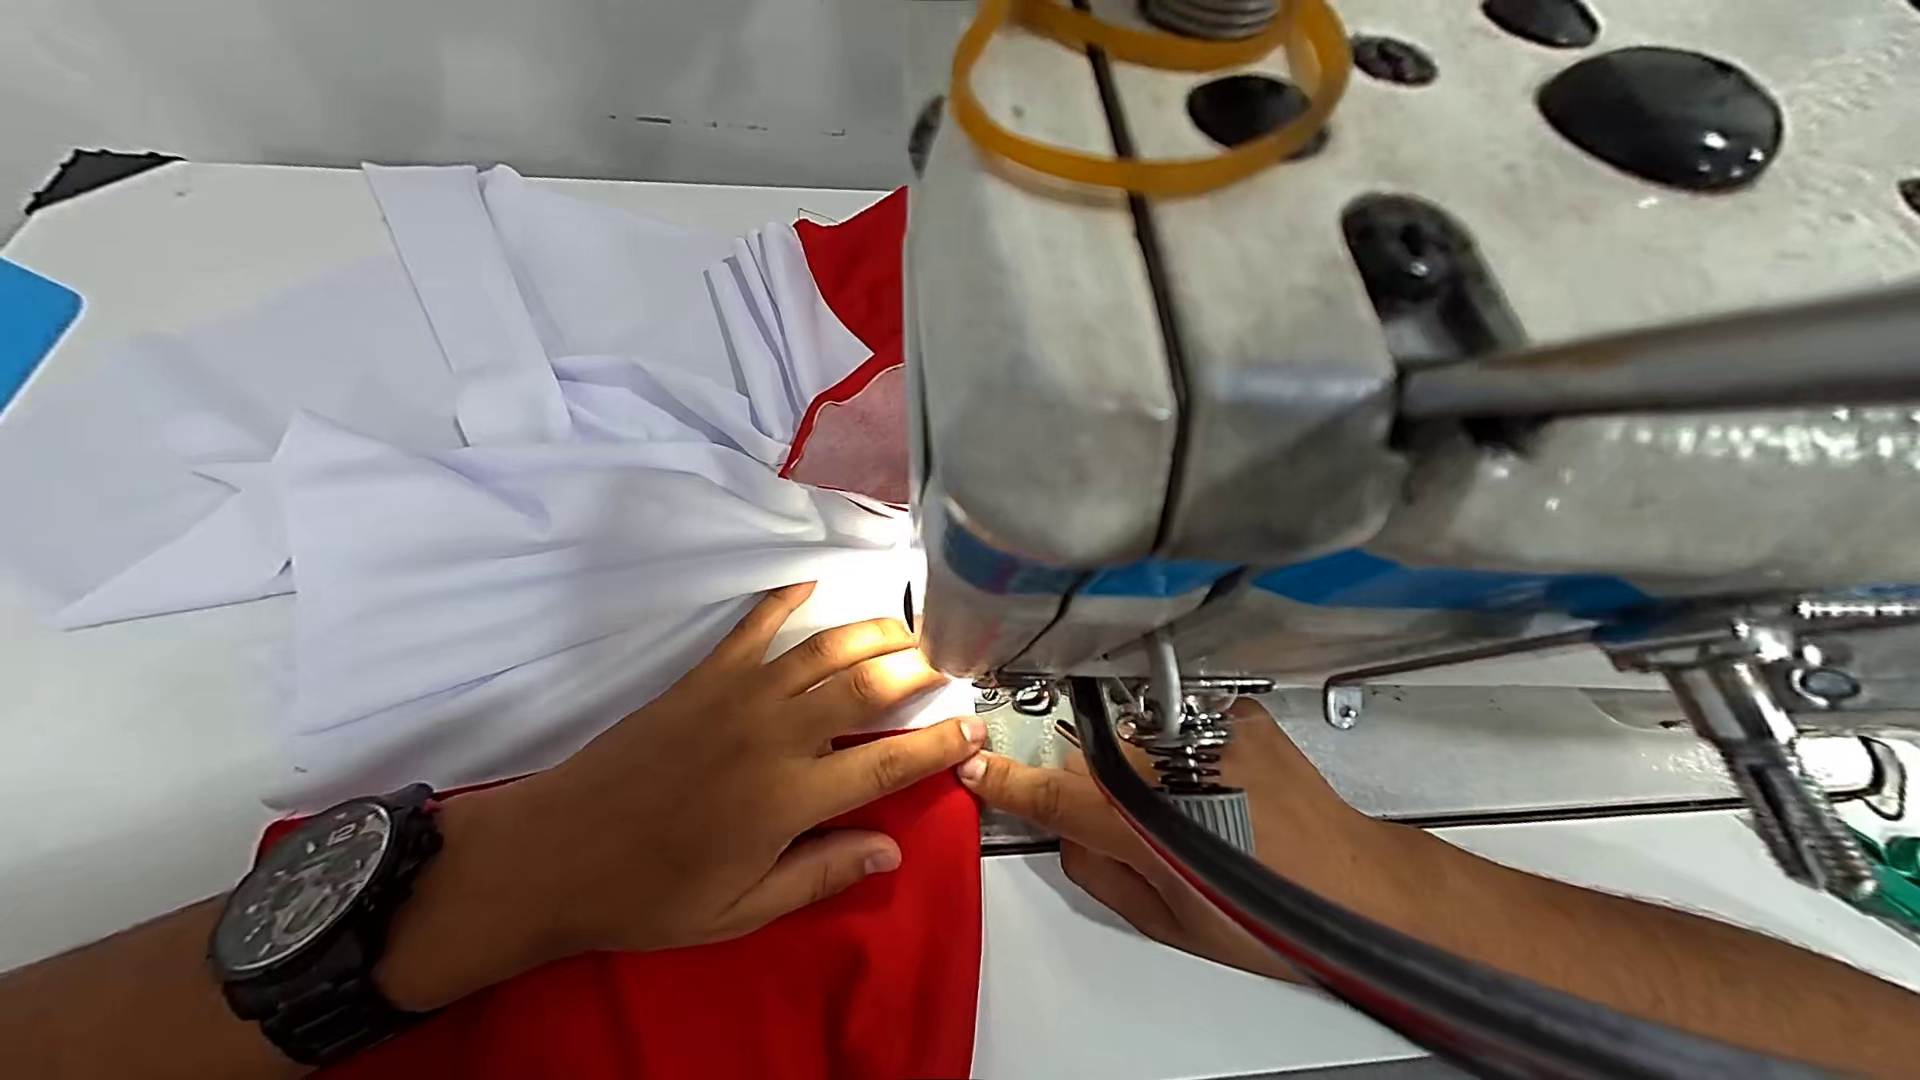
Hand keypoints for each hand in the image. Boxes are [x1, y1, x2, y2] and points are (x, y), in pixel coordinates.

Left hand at [378, 582, 985, 1007]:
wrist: (555, 853)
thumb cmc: (652, 892)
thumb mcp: (742, 910)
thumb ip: (823, 873)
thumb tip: (893, 849)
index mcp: (791, 799)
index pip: (890, 764)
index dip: (941, 743)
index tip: (974, 725)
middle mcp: (777, 736)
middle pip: (868, 687)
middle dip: (919, 670)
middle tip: (948, 663)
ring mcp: (740, 696)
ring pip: (825, 648)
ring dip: (874, 632)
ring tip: (905, 629)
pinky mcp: (705, 676)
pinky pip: (756, 626)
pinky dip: (787, 601)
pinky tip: (813, 586)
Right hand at [956, 701, 1395, 980]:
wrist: (1356, 884)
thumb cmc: (1271, 916)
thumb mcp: (1166, 922)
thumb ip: (1097, 873)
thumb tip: (1069, 835)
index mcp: (1135, 819)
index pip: (1045, 793)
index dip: (1003, 779)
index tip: (974, 765)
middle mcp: (1158, 762)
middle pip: (1086, 761)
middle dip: (1093, 787)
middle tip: (1141, 822)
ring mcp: (1193, 729)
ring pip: (1128, 738)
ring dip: (1139, 765)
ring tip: (1195, 804)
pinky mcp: (1227, 710)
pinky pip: (1174, 721)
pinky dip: (1181, 744)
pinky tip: (1219, 777)